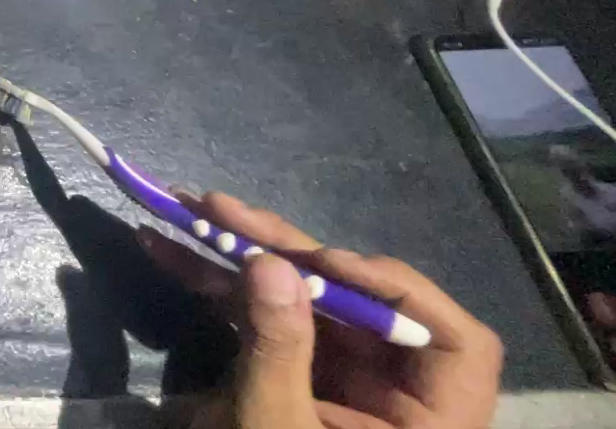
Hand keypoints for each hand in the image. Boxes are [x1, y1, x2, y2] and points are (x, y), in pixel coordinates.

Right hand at [138, 193, 501, 428]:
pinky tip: (161, 247)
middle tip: (220, 209)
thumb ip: (278, 346)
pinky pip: (252, 307)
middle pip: (353, 299)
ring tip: (183, 209)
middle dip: (282, 248)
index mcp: (426, 422)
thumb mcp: (275, 423)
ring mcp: (331, 371)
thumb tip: (272, 264)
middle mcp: (389, 388)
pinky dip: (208, 277)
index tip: (324, 261)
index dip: (397, 291)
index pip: (454, 342)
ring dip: (234, 249)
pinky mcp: (281, 362)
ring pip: (295, 292)